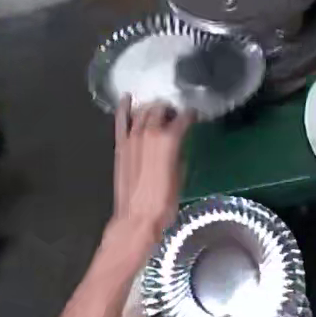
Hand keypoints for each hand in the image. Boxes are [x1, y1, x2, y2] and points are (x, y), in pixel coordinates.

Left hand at [112, 101, 190, 233]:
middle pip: (161, 109)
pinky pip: (120, 121)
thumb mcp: (181, 174)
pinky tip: (127, 98)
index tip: (194, 115)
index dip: (191, 114)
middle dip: (170, 109)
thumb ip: (179, 152)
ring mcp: (132, 137)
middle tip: (176, 114)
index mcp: (169, 139)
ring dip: (152, 108)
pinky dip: (123, 108)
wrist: (137, 218)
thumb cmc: (165, 201)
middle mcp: (150, 133)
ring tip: (158, 110)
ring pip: (142, 112)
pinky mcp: (120, 145)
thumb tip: (177, 143)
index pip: (183, 117)